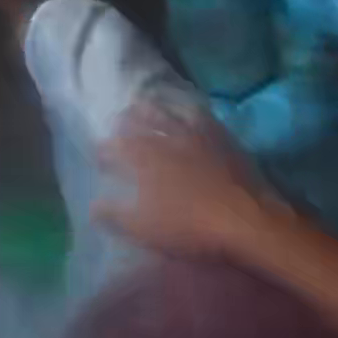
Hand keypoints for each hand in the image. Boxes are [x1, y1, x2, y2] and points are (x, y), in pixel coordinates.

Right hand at [92, 101, 289, 259]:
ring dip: (149, 109)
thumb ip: (116, 216)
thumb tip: (93, 206)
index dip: (104, 150)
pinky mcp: (216, 132)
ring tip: (142, 108)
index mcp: (143, 157)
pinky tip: (184, 113)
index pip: (115, 146)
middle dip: (123, 121)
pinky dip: (184, 110)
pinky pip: (195, 113)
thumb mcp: (145, 229)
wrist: (245, 218)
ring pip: (164, 110)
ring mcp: (191, 131)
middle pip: (137, 119)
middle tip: (117, 125)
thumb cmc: (191, 227)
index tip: (99, 156)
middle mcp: (163, 135)